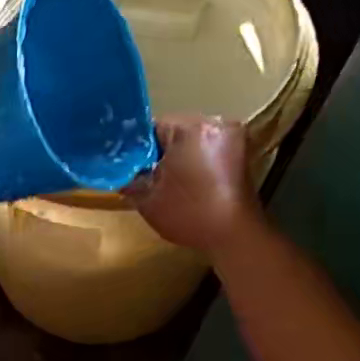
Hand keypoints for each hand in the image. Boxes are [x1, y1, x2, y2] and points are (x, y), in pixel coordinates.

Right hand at [125, 114, 263, 252]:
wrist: (235, 236)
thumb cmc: (189, 214)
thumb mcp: (147, 199)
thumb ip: (128, 178)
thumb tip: (118, 172)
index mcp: (190, 128)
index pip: (149, 127)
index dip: (133, 148)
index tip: (124, 166)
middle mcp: (215, 124)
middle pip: (172, 131)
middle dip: (156, 151)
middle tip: (141, 175)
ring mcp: (232, 137)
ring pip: (189, 140)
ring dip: (175, 157)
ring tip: (162, 181)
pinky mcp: (240, 152)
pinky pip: (205, 149)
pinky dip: (193, 161)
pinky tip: (183, 182)